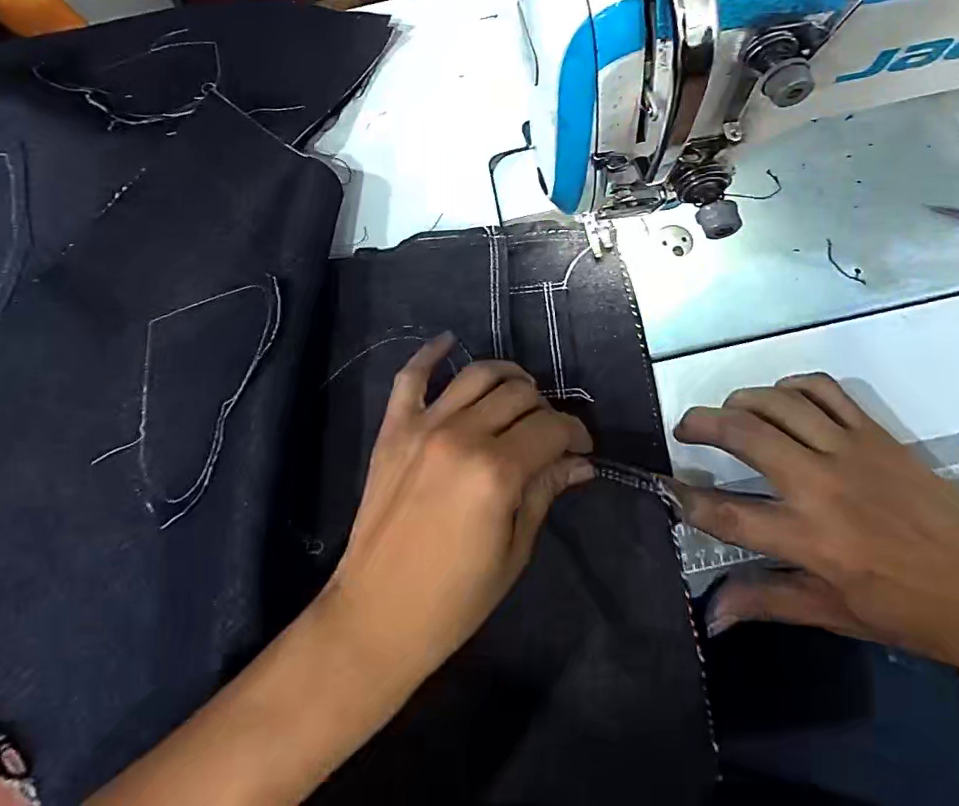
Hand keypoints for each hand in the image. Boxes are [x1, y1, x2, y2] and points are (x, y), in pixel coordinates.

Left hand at [320, 334, 594, 678]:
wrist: (375, 617)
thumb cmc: (455, 598)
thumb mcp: (514, 550)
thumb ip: (545, 492)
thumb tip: (580, 463)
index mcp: (497, 471)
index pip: (551, 427)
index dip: (576, 433)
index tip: (582, 448)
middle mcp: (461, 436)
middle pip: (519, 395)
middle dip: (546, 409)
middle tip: (549, 434)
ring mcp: (422, 428)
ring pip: (477, 375)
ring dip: (507, 377)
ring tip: (520, 393)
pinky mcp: (392, 431)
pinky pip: (410, 378)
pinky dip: (430, 355)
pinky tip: (449, 342)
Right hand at [673, 373, 958, 676]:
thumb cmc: (907, 613)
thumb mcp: (832, 614)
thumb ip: (766, 600)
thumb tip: (710, 613)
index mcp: (809, 539)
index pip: (726, 514)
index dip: (684, 498)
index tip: (663, 485)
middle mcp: (822, 485)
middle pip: (745, 435)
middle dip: (702, 424)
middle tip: (685, 427)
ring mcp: (851, 451)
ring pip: (780, 403)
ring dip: (743, 399)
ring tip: (729, 410)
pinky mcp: (877, 434)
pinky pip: (826, 390)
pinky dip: (794, 385)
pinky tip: (782, 396)